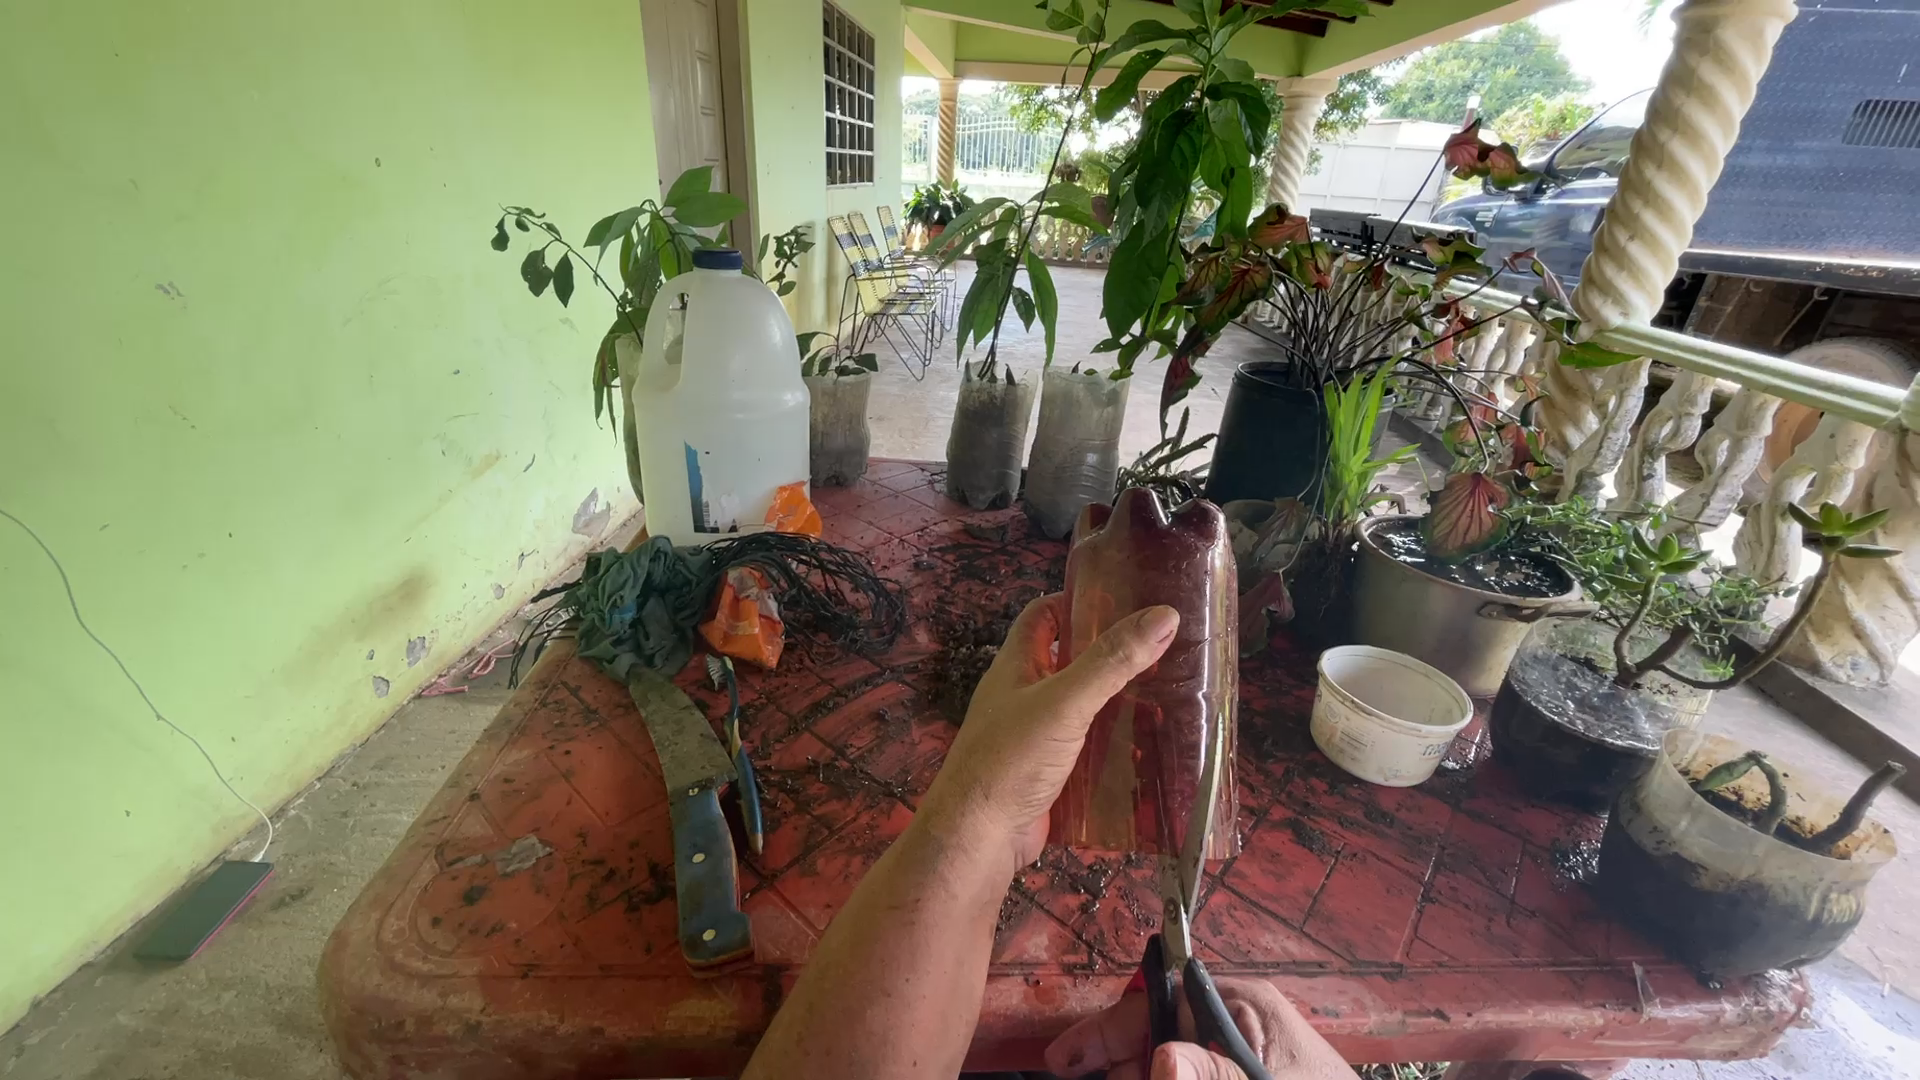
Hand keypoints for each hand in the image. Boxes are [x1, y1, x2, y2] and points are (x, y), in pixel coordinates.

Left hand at [916, 592, 1178, 874]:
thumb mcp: (1065, 701)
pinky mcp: (1049, 771)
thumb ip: (1111, 661)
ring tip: (1168, 696)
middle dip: (1109, 654)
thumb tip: (1164, 615)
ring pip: (1082, 706)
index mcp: (1017, 664)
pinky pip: (1086, 748)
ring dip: (1116, 702)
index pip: (1042, 614)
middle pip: (1068, 660)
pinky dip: (1113, 745)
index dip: (1076, 601)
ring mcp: (1035, 734)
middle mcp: (1023, 693)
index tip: (1123, 601)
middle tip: (1160, 650)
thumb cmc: (1012, 757)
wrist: (979, 836)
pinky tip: (1148, 749)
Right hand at [1043, 978, 1349, 1079]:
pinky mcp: (1234, 1075)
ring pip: (1164, 1064)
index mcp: (1242, 1004)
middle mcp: (1231, 1024)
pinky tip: (1143, 1078)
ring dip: (1134, 1072)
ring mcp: (1233, 1059)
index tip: (1063, 1060)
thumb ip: (1220, 1076)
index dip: (1107, 1031)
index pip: (1158, 1003)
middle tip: (1079, 1077)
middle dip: (1116, 1064)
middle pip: (1152, 1039)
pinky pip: (1186, 1073)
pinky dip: (1158, 1074)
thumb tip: (1162, 1060)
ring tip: (1098, 1072)